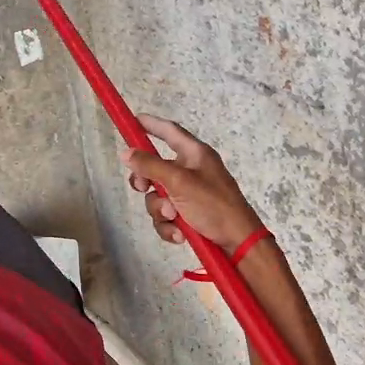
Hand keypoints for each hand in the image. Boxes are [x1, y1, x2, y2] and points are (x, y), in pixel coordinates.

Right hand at [122, 114, 264, 253]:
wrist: (239, 243)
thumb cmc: (212, 205)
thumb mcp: (179, 182)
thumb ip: (150, 166)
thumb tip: (126, 152)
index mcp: (194, 154)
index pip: (169, 131)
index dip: (150, 124)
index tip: (131, 121)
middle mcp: (191, 170)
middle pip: (156, 167)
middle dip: (147, 181)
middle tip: (142, 186)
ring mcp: (190, 193)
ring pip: (158, 196)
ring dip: (161, 209)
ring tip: (174, 217)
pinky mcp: (189, 215)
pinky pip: (167, 216)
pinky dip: (170, 226)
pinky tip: (180, 234)